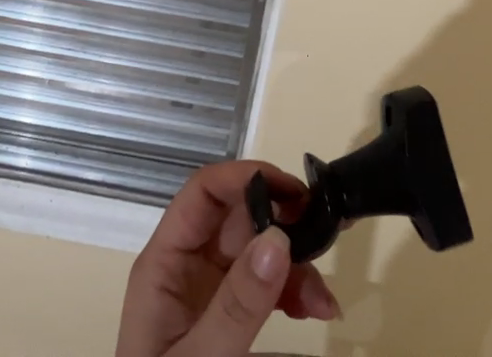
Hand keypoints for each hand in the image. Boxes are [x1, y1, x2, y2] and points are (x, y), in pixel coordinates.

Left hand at [116, 161, 339, 356]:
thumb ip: (237, 304)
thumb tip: (279, 237)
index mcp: (164, 262)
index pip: (202, 193)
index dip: (246, 178)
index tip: (295, 190)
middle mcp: (188, 266)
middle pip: (239, 218)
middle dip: (284, 221)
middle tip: (326, 234)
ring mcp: (210, 289)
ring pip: (261, 248)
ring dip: (298, 261)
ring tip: (325, 298)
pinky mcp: (230, 313)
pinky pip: (268, 283)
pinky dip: (296, 289)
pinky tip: (318, 310)